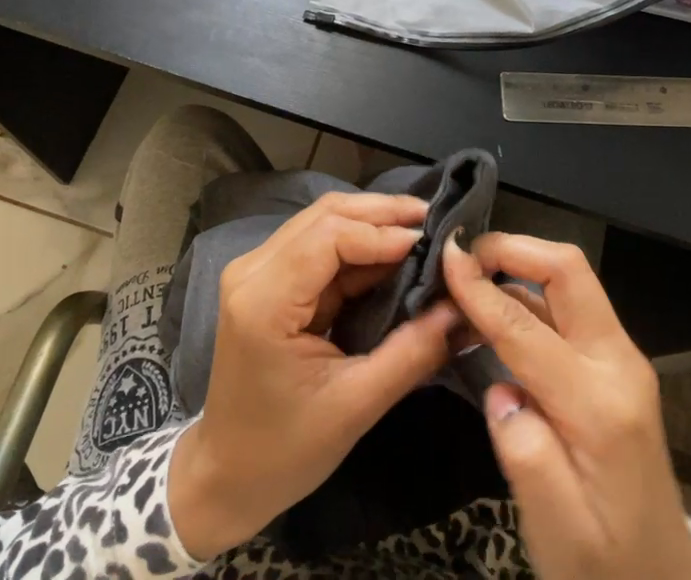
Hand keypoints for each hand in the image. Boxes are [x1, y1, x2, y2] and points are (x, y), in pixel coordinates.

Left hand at [169, 193, 459, 559]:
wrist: (229, 474)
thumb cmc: (285, 449)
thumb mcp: (356, 405)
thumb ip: (411, 352)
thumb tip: (461, 308)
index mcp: (263, 300)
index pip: (329, 236)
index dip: (384, 233)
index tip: (434, 246)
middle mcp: (252, 271)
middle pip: (325, 216)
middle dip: (384, 215)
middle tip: (439, 224)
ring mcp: (256, 273)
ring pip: (323, 224)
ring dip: (374, 225)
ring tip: (426, 235)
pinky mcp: (268, 282)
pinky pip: (319, 247)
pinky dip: (360, 246)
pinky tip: (397, 254)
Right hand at [443, 233, 690, 579]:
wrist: (662, 579)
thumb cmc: (604, 562)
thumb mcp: (556, 529)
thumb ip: (525, 454)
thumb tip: (500, 391)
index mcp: (601, 405)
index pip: (527, 328)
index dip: (479, 288)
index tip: (443, 257)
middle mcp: (619, 366)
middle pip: (570, 273)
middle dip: (512, 249)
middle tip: (459, 254)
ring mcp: (620, 362)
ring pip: (570, 284)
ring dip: (517, 268)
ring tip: (463, 278)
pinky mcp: (612, 368)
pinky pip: (568, 311)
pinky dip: (526, 295)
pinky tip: (489, 313)